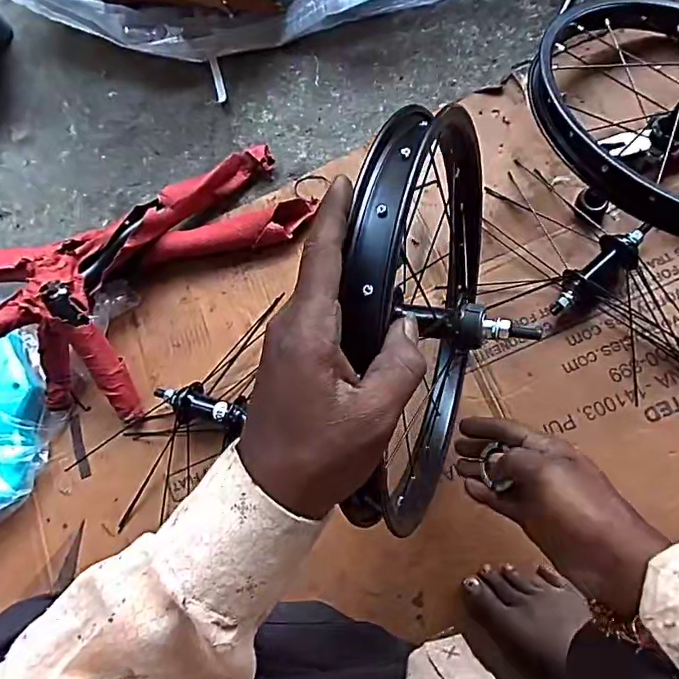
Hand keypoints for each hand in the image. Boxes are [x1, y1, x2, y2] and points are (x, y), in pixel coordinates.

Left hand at [238, 176, 427, 519]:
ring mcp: (283, 343)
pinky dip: (345, 317)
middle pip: (324, 276)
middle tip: (392, 242)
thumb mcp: (375, 415)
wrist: (270, 493)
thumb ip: (400, 364)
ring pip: (324, 302)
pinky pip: (319, 324)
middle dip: (355, 254)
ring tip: (388, 289)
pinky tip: (369, 330)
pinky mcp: (286, 360)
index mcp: (308, 331)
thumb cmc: (319, 457)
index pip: (321, 258)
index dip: (335, 217)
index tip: (345, 185)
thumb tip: (408, 328)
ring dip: (353, 292)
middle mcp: (289, 327)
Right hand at [456, 418, 670, 615]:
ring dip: (480, 471)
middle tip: (457, 447)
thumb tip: (491, 461)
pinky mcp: (533, 519)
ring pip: (501, 477)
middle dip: (481, 447)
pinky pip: (503, 501)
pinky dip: (486, 494)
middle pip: (505, 452)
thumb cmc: (583, 507)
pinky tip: (471, 490)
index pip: (511, 430)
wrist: (612, 557)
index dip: (487, 426)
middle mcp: (543, 469)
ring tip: (459, 468)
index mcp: (550, 450)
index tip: (464, 425)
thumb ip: (512, 460)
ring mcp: (538, 495)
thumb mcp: (545, 472)